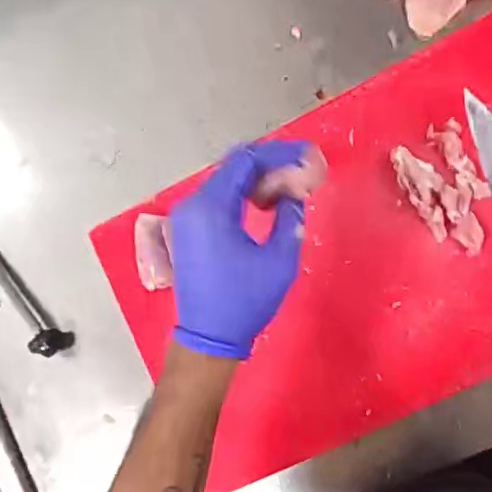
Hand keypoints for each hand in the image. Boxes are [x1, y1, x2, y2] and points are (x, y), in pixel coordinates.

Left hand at [168, 140, 319, 360]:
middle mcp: (192, 205)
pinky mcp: (187, 232)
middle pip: (234, 167)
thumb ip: (290, 218)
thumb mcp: (278, 260)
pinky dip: (241, 197)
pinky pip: (216, 201)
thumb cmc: (244, 302)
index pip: (246, 160)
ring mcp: (186, 218)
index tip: (306, 158)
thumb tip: (295, 193)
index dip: (279, 154)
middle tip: (300, 173)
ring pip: (225, 183)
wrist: (209, 337)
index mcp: (212, 207)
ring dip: (256, 181)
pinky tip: (263, 207)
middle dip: (269, 166)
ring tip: (286, 192)